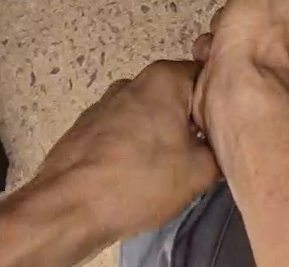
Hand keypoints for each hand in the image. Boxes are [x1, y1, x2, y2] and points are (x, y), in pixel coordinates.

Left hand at [18, 59, 218, 245]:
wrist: (63, 212)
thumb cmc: (137, 180)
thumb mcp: (200, 172)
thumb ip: (223, 150)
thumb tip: (226, 146)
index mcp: (165, 77)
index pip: (209, 78)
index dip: (219, 107)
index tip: (221, 133)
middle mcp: (135, 80)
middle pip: (178, 96)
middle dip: (189, 124)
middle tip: (197, 156)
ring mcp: (105, 103)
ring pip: (148, 115)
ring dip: (159, 136)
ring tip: (162, 171)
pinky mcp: (84, 128)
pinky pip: (121, 132)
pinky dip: (131, 149)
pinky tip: (131, 177)